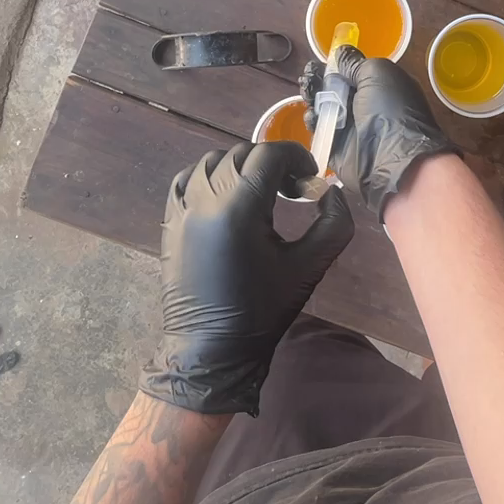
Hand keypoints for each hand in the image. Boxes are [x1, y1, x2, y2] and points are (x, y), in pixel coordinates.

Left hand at [140, 142, 354, 415]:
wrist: (211, 349)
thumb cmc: (264, 309)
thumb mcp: (311, 266)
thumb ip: (334, 222)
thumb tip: (330, 190)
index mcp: (240, 209)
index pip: (268, 154)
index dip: (295, 157)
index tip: (309, 178)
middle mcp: (206, 199)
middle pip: (243, 154)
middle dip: (273, 163)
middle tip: (292, 189)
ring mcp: (182, 208)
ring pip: (213, 161)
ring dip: (242, 166)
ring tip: (260, 191)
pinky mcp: (170, 220)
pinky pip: (187, 178)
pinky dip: (211, 176)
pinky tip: (227, 197)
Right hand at [301, 47, 455, 219]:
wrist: (394, 157)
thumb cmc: (391, 108)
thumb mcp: (377, 73)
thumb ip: (355, 63)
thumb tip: (341, 53)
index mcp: (379, 86)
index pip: (351, 73)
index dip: (334, 66)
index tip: (318, 63)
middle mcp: (365, 105)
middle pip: (334, 88)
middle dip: (318, 80)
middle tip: (307, 77)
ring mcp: (350, 127)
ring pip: (324, 107)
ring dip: (313, 96)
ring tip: (307, 91)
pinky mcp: (336, 147)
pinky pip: (320, 129)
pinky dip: (313, 120)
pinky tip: (312, 115)